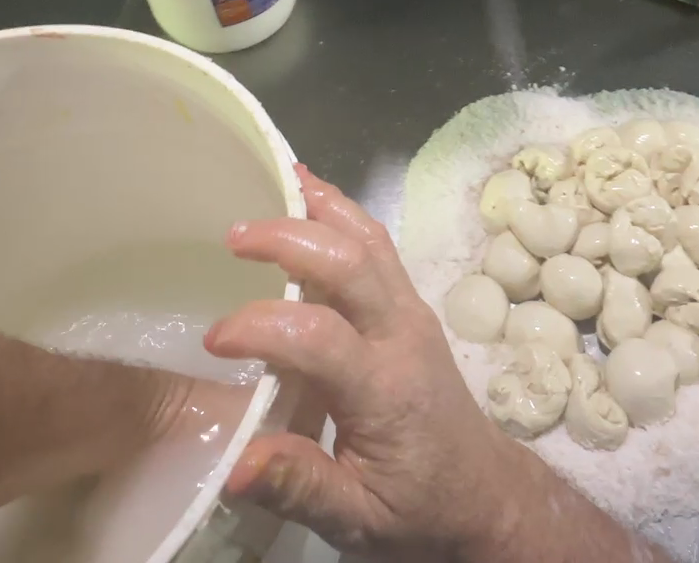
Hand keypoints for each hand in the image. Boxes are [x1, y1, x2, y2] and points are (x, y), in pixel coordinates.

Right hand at [206, 166, 526, 560]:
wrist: (483, 492)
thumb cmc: (419, 509)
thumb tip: (234, 462)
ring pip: (372, 241)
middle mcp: (403, 333)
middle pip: (353, 264)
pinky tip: (314, 202)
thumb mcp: (357, 518)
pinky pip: (378, 248)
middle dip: (294, 238)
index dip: (263, 328)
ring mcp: (411, 312)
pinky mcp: (410, 307)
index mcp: (386, 388)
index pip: (320, 337)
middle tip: (236, 235)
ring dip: (326, 207)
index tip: (216, 340)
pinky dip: (343, 217)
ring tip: (281, 180)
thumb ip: (299, 486)